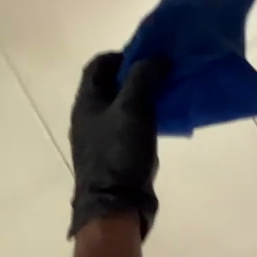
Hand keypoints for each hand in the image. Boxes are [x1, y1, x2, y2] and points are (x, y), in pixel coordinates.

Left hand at [69, 52, 168, 239]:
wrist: (115, 204)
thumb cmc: (119, 150)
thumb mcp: (133, 105)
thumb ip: (144, 75)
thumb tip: (157, 57)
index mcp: (87, 101)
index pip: (98, 64)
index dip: (122, 53)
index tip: (149, 53)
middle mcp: (90, 115)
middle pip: (112, 81)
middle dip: (138, 70)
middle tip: (164, 68)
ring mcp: (102, 133)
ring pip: (124, 100)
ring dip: (145, 90)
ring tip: (169, 87)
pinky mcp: (117, 148)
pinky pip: (132, 118)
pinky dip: (147, 109)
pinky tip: (165, 112)